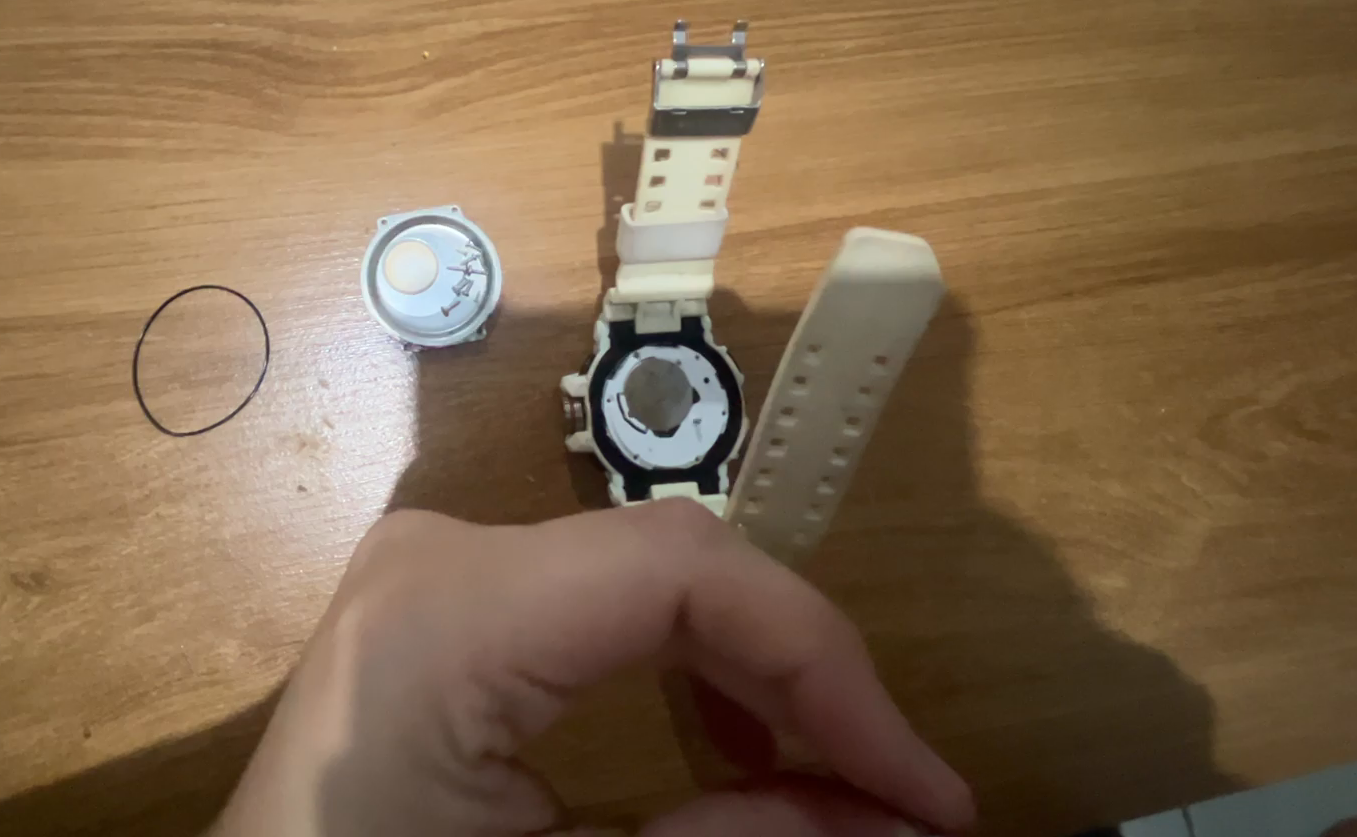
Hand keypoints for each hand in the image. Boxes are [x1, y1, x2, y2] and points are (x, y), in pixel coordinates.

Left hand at [212, 501, 974, 835]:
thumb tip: (897, 818)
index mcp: (452, 612)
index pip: (677, 567)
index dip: (820, 652)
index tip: (919, 778)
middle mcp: (443, 547)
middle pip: (666, 557)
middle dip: (793, 662)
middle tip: (886, 781)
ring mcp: (437, 554)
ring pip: (639, 565)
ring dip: (742, 655)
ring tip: (817, 763)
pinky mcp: (445, 582)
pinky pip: (591, 588)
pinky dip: (675, 648)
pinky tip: (721, 727)